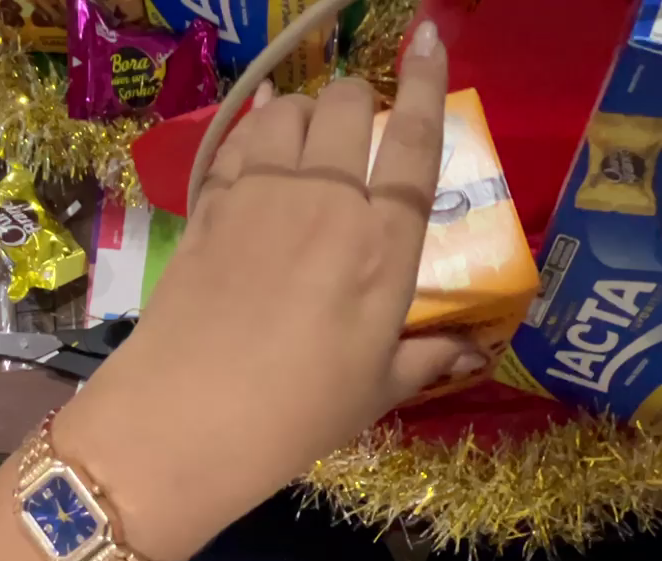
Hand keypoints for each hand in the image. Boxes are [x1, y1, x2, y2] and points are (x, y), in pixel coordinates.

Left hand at [51, 21, 471, 560]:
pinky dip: (255, 133)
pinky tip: (259, 147)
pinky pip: (239, 141)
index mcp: (383, 247)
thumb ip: (426, 359)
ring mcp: (261, 197)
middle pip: (349, 107)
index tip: (429, 41)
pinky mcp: (209, 206)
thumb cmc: (299, 416)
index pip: (416, 145)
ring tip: (308, 147)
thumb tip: (471, 352)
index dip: (427, 86)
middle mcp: (327, 202)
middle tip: (356, 140)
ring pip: (290, 111)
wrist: (190, 419)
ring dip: (306, 115)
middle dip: (360, 106)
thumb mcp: (375, 393)